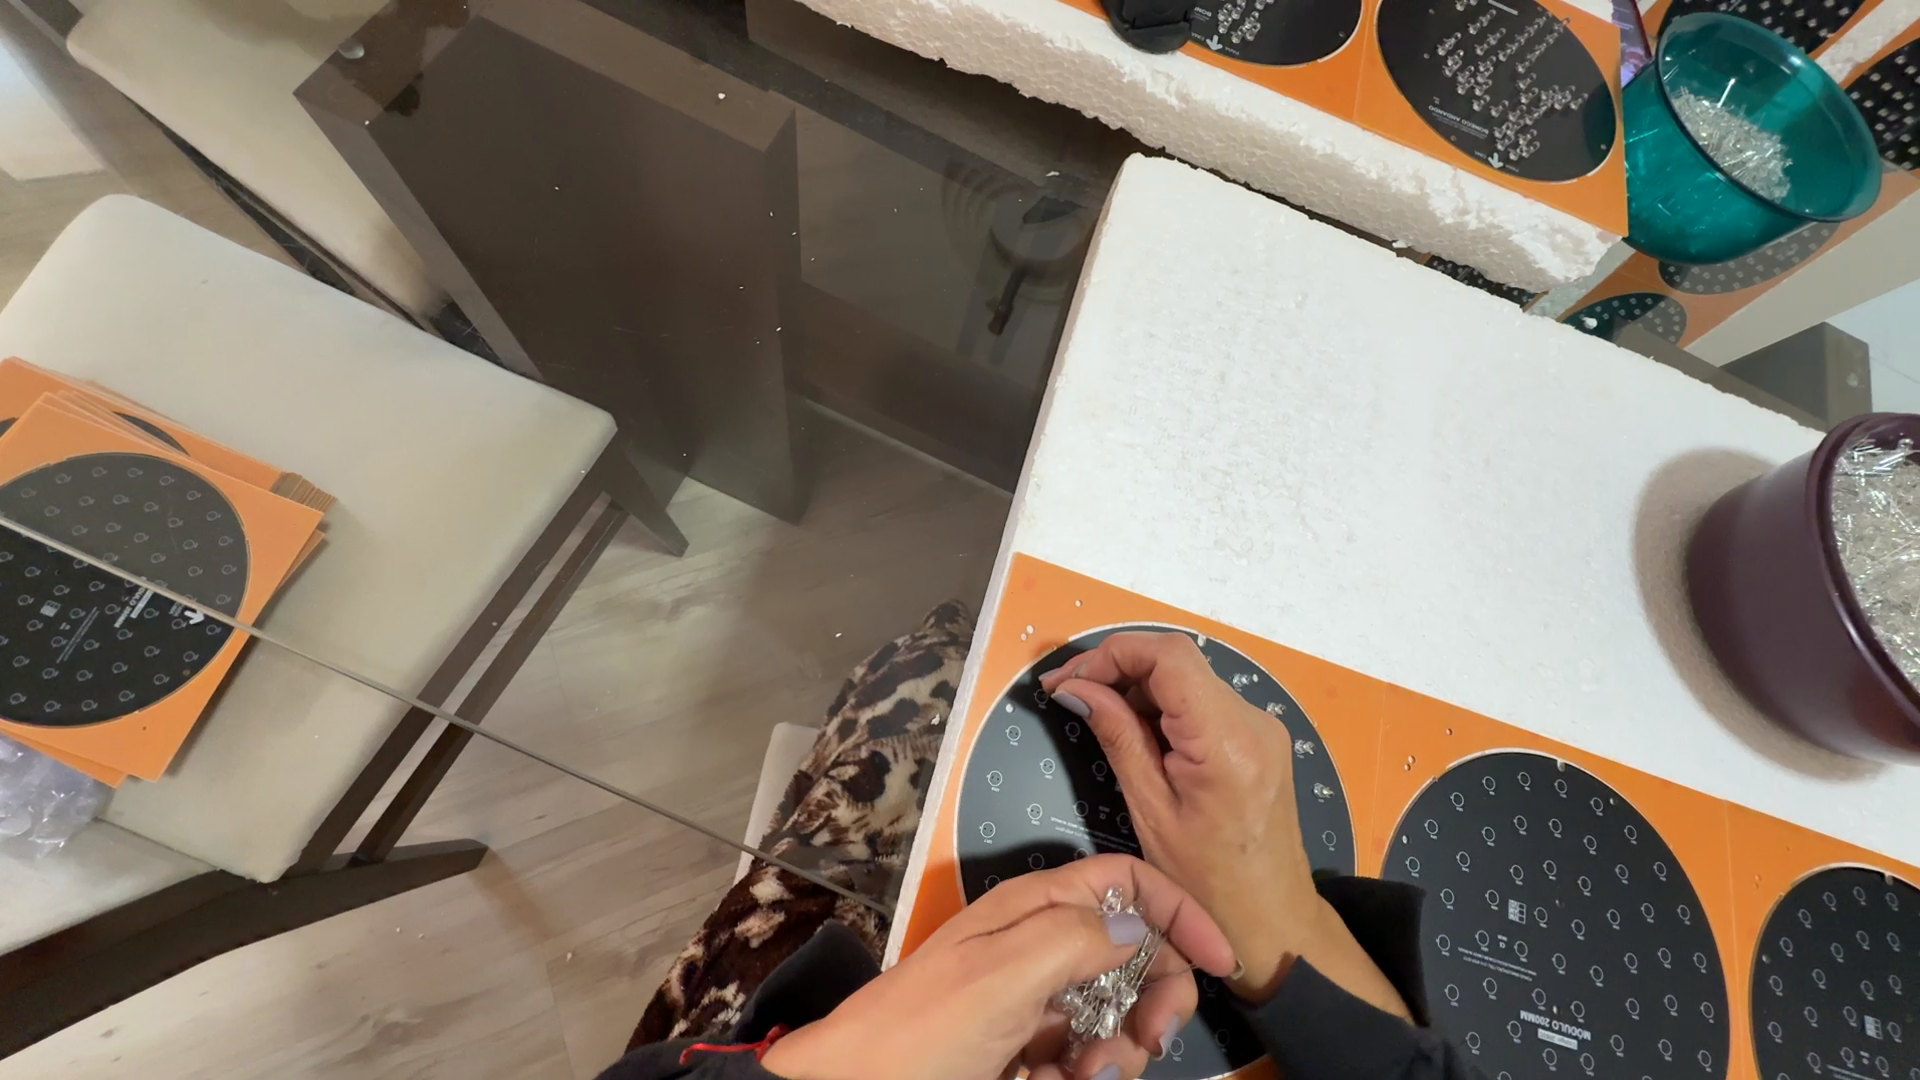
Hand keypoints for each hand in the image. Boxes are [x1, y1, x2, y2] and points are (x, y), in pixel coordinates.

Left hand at [760, 855, 1234, 1079]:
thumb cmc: (927, 1029)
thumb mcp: (1002, 974)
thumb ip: (1073, 938)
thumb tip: (1136, 923)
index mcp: (1038, 905)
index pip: (1124, 879)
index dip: (1176, 908)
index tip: (1222, 962)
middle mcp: (1042, 941)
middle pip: (1133, 948)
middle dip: (1154, 993)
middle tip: (1146, 1040)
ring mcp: (1036, 996)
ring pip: (1116, 1009)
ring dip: (1119, 1047)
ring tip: (1084, 1075)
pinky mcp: (1030, 1045)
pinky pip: (1087, 1053)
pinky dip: (1088, 1072)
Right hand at [1041, 633, 1409, 1019]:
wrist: (1273, 924)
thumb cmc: (1205, 885)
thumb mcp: (1149, 810)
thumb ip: (1116, 735)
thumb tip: (1074, 686)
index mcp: (1227, 741)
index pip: (1168, 657)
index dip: (1111, 654)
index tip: (1067, 680)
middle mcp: (1253, 719)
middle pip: (1175, 661)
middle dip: (1116, 667)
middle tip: (1068, 692)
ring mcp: (1260, 724)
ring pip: (1185, 676)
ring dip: (1135, 685)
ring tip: (1095, 713)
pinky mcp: (1257, 734)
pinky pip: (1199, 699)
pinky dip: (1159, 704)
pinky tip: (1133, 729)